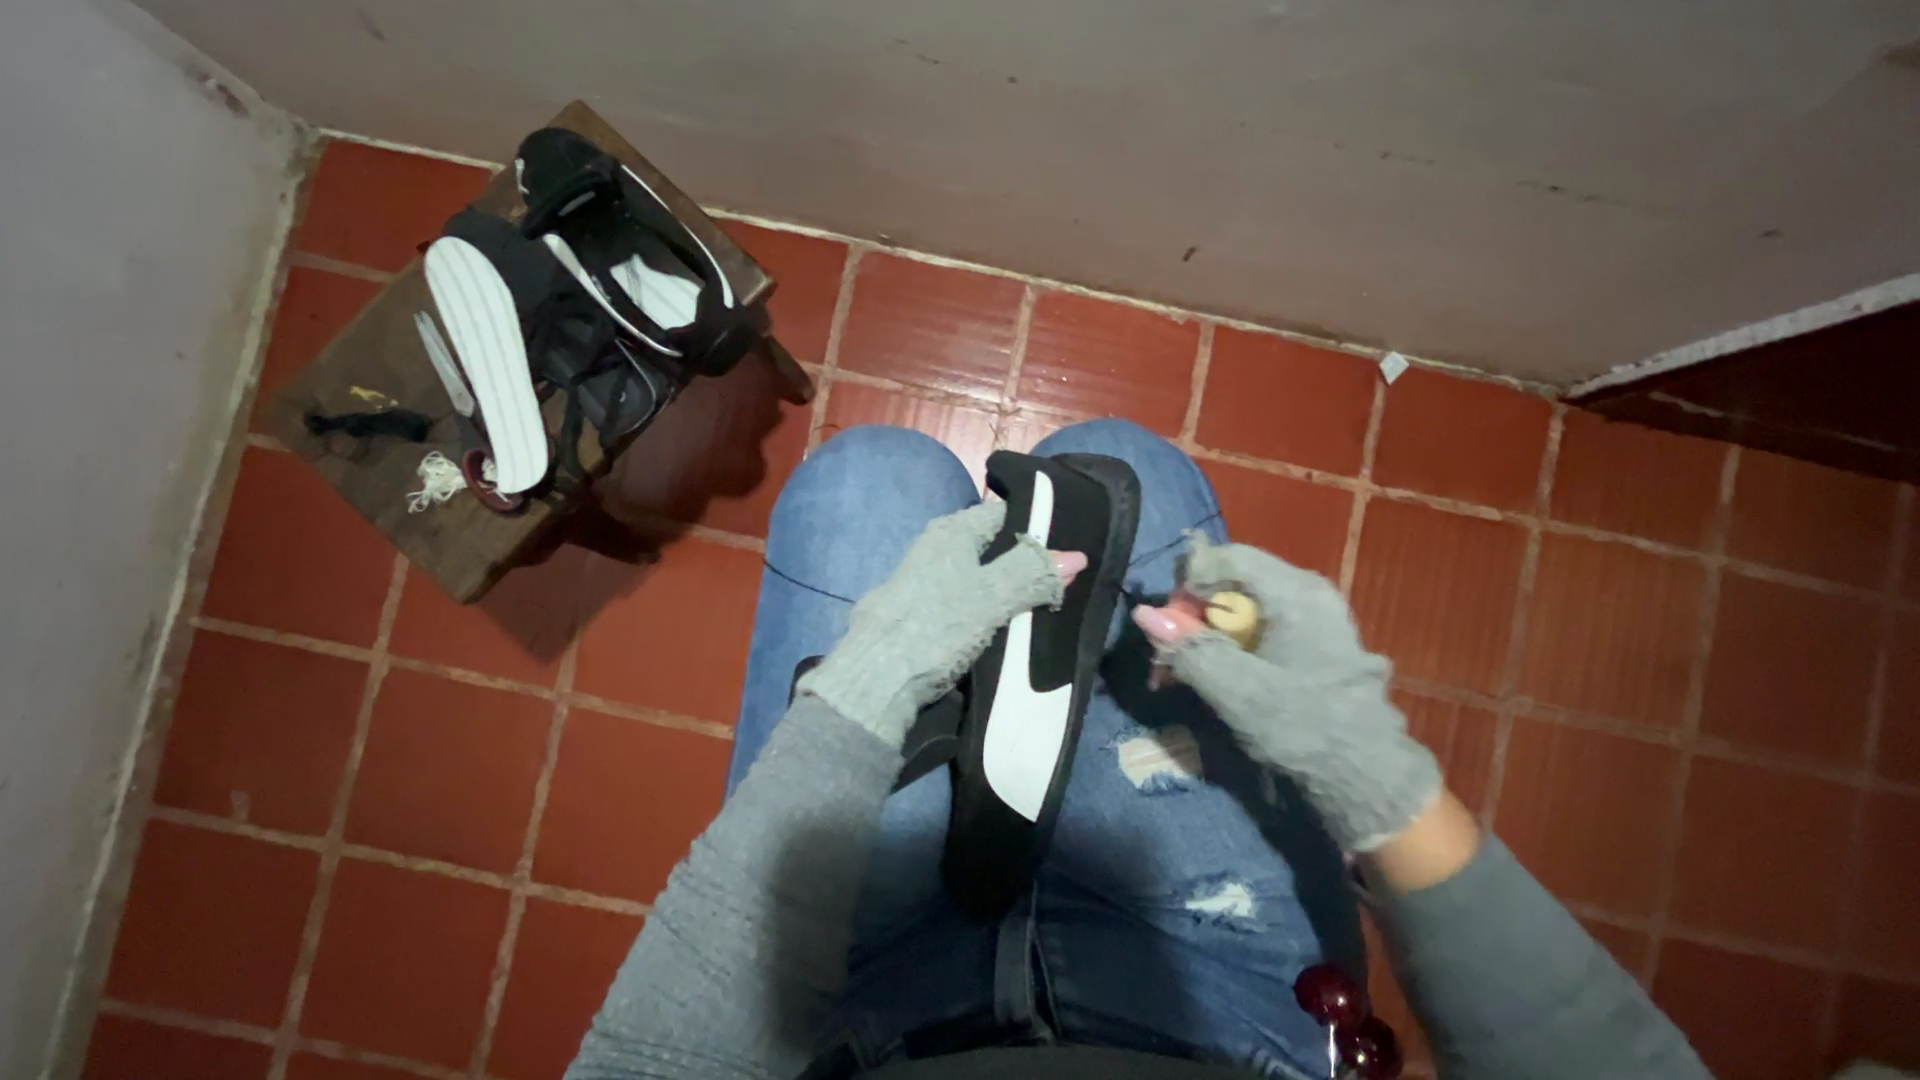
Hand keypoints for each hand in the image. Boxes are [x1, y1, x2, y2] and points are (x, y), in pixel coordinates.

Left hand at [799, 501, 1085, 745]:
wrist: (874, 682)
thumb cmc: (935, 627)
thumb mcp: (991, 597)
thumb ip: (1031, 573)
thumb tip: (1076, 556)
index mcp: (949, 533)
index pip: (1001, 514)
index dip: (1034, 527)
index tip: (1065, 549)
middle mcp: (930, 550)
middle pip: (988, 549)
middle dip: (1020, 564)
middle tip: (1058, 585)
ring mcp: (916, 585)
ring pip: (972, 579)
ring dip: (1000, 593)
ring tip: (1036, 611)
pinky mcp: (910, 618)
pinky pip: (956, 607)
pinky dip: (977, 615)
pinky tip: (994, 634)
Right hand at [1131, 536, 1440, 851]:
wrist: (1366, 778)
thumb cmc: (1302, 728)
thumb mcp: (1237, 691)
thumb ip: (1190, 648)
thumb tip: (1144, 613)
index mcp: (1296, 592)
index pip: (1226, 558)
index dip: (1188, 584)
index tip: (1168, 624)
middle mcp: (1309, 591)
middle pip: (1233, 581)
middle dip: (1193, 615)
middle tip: (1168, 656)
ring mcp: (1316, 616)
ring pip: (1243, 606)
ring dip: (1207, 634)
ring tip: (1183, 673)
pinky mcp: (1315, 641)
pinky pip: (1261, 625)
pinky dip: (1232, 644)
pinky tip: (1217, 676)